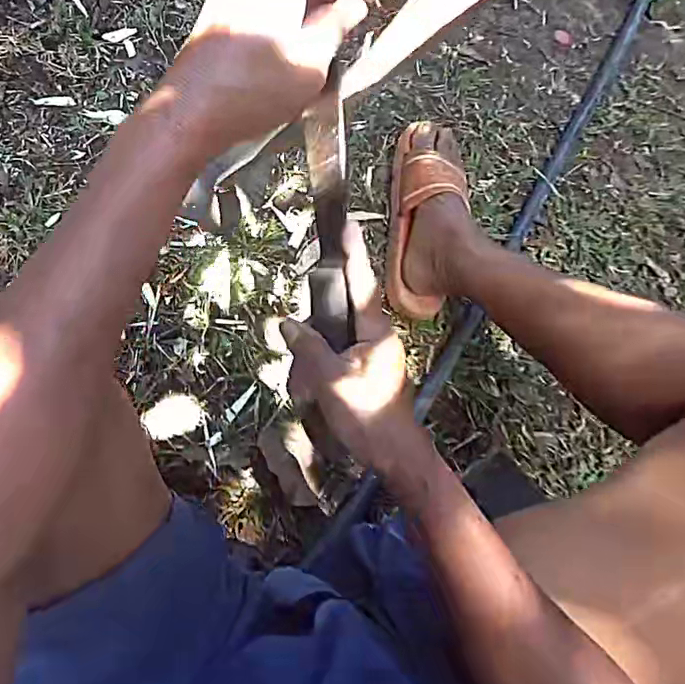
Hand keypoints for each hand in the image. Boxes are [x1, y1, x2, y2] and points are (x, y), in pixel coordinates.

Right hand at [283, 219, 431, 474]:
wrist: (396, 458)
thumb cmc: (368, 416)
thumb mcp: (330, 381)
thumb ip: (308, 347)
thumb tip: (288, 323)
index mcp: (375, 332)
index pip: (361, 284)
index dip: (353, 254)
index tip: (348, 225)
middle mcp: (377, 337)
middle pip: (337, 318)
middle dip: (312, 339)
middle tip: (302, 370)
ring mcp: (372, 355)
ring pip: (333, 342)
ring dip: (313, 363)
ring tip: (307, 393)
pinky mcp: (366, 371)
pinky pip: (336, 359)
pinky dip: (320, 372)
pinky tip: (312, 395)